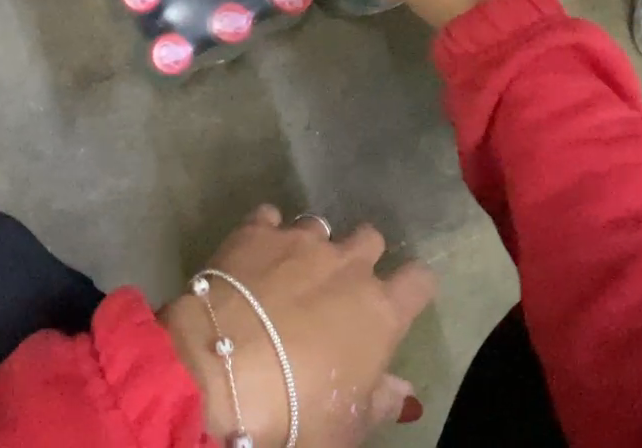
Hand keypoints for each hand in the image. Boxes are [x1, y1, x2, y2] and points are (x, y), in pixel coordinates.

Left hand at [160, 205, 434, 446]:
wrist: (222, 366)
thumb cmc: (296, 406)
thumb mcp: (348, 424)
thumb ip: (380, 400)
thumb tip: (403, 391)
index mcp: (380, 311)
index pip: (419, 281)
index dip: (414, 286)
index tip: (404, 296)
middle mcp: (346, 265)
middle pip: (370, 238)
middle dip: (361, 254)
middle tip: (341, 282)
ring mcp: (299, 241)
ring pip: (319, 226)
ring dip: (311, 244)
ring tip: (292, 268)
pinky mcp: (256, 231)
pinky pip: (268, 216)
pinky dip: (265, 229)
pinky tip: (255, 248)